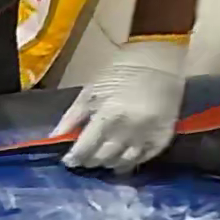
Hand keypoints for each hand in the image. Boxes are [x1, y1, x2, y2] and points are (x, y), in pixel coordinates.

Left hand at [56, 37, 188, 172]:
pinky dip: (133, 161)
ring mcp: (149, 131)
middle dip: (89, 160)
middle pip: (102, 158)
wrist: (159, 56)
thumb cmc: (117, 74)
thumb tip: (53, 140)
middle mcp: (130, 127)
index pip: (84, 150)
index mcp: (108, 116)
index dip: (73, 158)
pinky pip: (147, 156)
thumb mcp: (88, 94)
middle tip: (85, 156)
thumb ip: (70, 119)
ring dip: (109, 163)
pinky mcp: (166, 130)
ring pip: (123, 161)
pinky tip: (123, 159)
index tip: (69, 159)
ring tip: (102, 157)